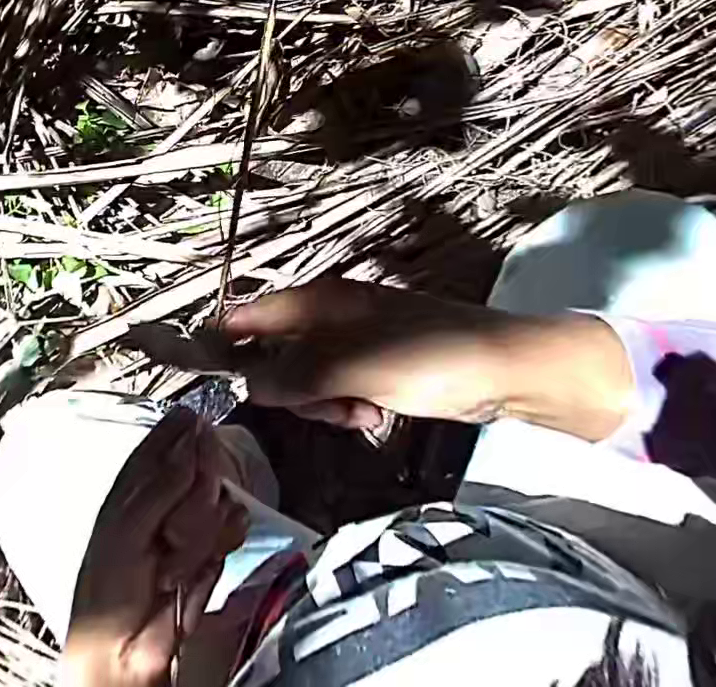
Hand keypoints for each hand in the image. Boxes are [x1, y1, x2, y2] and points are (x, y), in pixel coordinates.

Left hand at [62, 408, 247, 686]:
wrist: (127, 645)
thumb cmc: (111, 580)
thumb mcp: (128, 525)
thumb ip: (163, 481)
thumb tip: (194, 431)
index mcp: (140, 474)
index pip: (169, 431)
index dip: (183, 433)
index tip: (192, 440)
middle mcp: (171, 487)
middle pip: (204, 461)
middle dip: (193, 498)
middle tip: (169, 533)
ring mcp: (197, 512)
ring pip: (221, 493)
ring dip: (199, 534)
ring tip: (169, 566)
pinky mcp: (218, 541)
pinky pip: (235, 524)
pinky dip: (216, 547)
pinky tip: (191, 572)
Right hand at [218, 279, 633, 440]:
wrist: (506, 369)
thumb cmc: (428, 358)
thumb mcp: (355, 367)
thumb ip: (296, 375)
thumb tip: (249, 385)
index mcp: (318, 302)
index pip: (252, 316)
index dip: (226, 342)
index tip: (209, 375)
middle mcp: (329, 315)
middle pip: (277, 352)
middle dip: (290, 385)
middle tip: (321, 405)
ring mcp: (353, 338)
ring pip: (307, 375)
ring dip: (321, 400)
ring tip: (357, 411)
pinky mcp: (375, 361)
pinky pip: (338, 385)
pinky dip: (346, 402)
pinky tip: (372, 412)